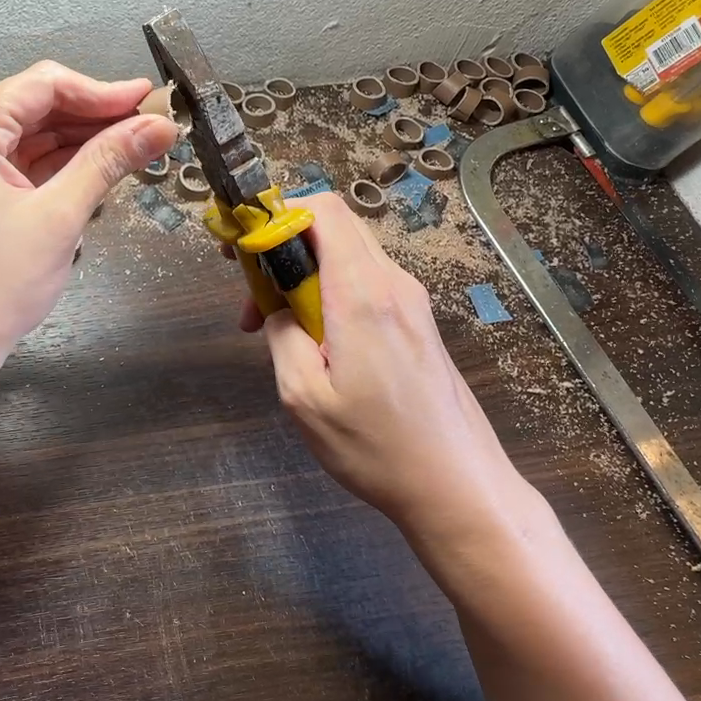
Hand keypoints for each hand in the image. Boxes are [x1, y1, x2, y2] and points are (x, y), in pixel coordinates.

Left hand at [0, 61, 175, 365]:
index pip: (42, 85)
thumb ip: (108, 161)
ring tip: (135, 144)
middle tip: (150, 124)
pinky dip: (58, 164)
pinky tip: (99, 166)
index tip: (149, 100)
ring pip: (31, 134)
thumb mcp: (59, 216)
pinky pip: (20, 162)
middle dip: (93, 115)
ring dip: (80, 139)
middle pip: (36, 106)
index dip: (100, 91)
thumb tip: (160, 124)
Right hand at [241, 193, 528, 536]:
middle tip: (249, 289)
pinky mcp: (418, 323)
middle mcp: (393, 285)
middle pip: (333, 225)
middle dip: (281, 243)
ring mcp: (412, 303)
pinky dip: (328, 291)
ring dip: (302, 273)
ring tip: (273, 324)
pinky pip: (364, 282)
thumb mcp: (303, 396)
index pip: (322, 211)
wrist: (460, 489)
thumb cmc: (376, 447)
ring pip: (347, 254)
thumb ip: (282, 336)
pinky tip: (312, 340)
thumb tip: (276, 308)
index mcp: (362, 294)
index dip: (273, 215)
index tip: (240, 250)